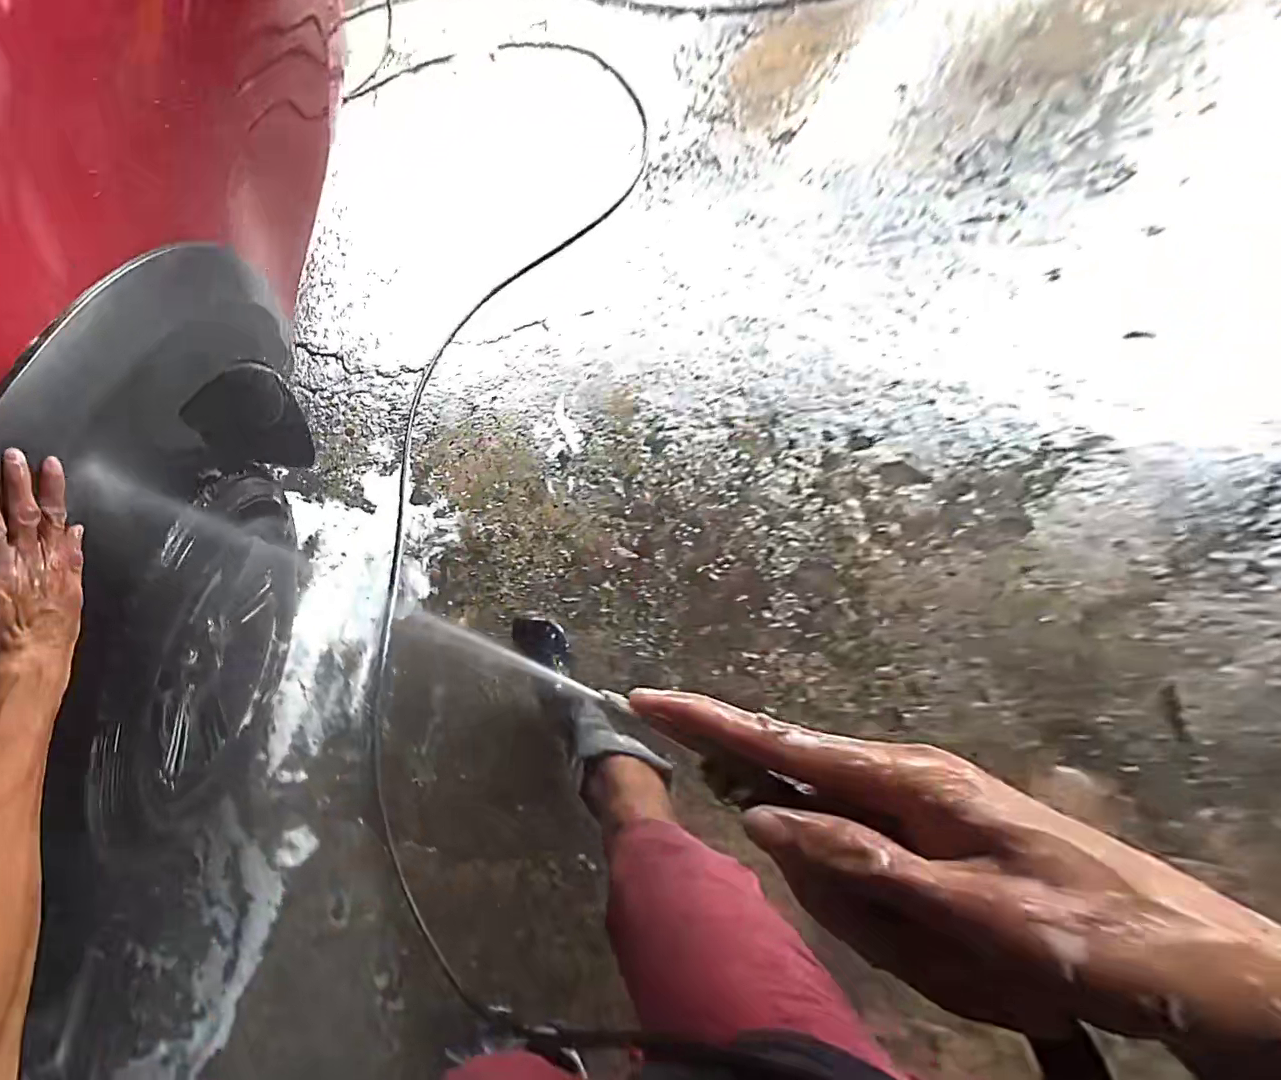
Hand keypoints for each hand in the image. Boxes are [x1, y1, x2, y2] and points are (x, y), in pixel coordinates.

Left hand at [0, 449, 83, 670]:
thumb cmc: (57, 630)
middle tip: (10, 455)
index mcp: (53, 560)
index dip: (52, 489)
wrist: (34, 660)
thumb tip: (75, 528)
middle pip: (23, 514)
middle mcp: (27, 559)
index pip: (54, 517)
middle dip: (18, 483)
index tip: (48, 464)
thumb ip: (73, 558)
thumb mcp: (75, 591)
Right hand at [628, 689, 1280, 1047]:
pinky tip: (956, 950)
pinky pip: (860, 871)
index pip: (774, 739)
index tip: (644, 699)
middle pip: (799, 811)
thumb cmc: (1105, 937)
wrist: (1227, 978)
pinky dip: (890, 919)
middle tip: (911, 936)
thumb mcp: (981, 914)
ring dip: (874, 915)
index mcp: (903, 778)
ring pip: (828, 854)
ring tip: (967, 962)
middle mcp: (894, 779)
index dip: (703, 720)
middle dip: (827, 876)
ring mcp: (908, 808)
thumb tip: (758, 818)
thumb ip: (859, 860)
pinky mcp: (919, 838)